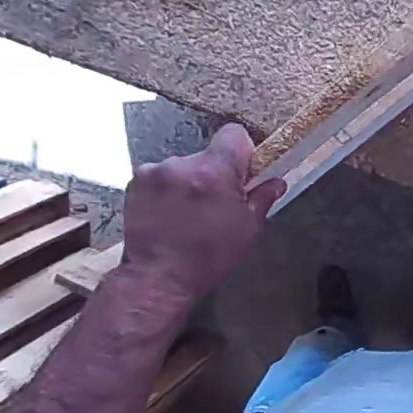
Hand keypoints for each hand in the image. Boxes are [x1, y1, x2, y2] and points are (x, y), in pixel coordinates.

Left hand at [120, 124, 285, 304]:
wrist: (157, 278)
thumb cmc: (204, 260)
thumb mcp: (245, 231)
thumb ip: (261, 199)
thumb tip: (275, 183)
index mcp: (214, 171)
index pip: (234, 134)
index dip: (241, 151)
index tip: (242, 172)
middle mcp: (182, 164)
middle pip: (207, 155)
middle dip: (214, 174)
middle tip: (215, 204)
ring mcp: (155, 171)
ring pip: (183, 167)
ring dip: (188, 184)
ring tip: (188, 216)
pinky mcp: (136, 182)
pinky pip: (160, 176)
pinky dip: (166, 191)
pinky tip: (169, 216)